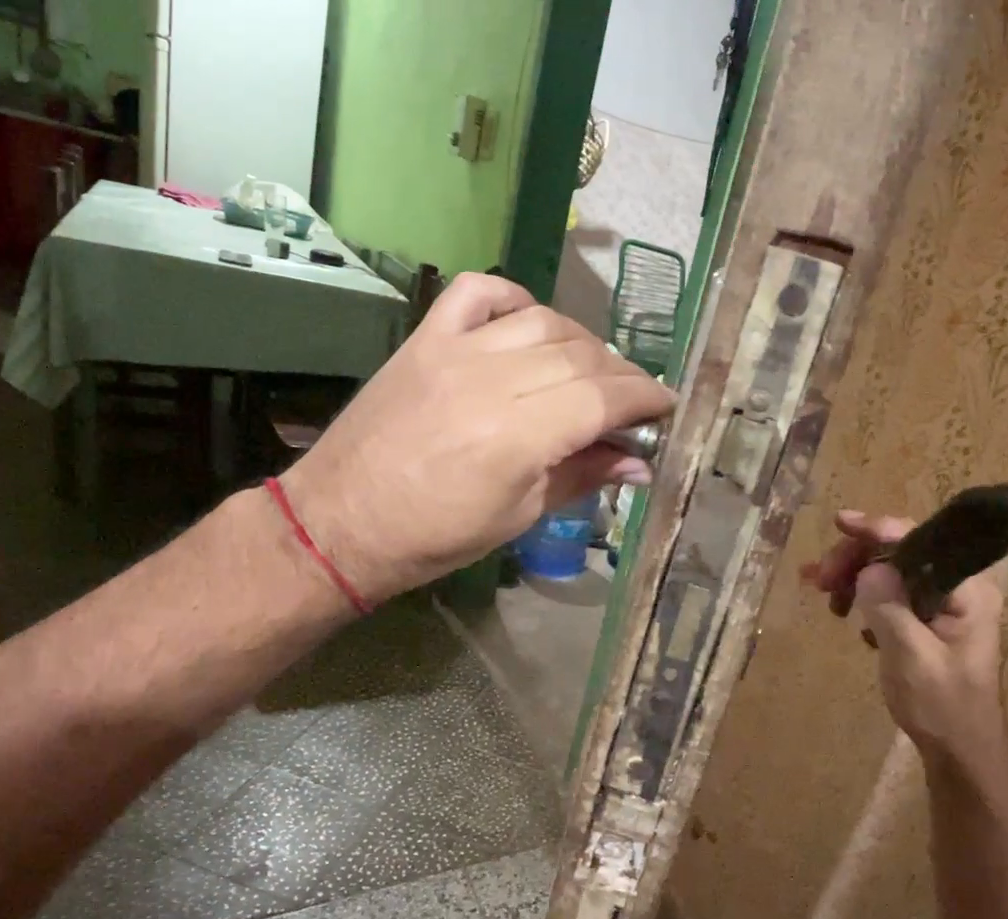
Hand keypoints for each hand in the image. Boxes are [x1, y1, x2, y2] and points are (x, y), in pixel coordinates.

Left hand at [280, 274, 672, 604]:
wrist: (341, 521)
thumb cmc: (435, 536)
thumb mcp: (518, 515)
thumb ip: (582, 475)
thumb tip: (639, 464)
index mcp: (516, 434)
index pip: (601, 397)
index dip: (644, 399)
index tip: (666, 408)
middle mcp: (490, 378)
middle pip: (580, 356)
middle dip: (622, 375)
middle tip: (635, 402)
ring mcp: (453, 350)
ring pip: (542, 321)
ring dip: (580, 342)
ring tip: (592, 371)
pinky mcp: (425, 339)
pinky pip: (479, 292)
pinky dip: (515, 298)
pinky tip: (531, 322)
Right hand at [802, 511, 1007, 765]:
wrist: (959, 752)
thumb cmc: (941, 707)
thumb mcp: (911, 657)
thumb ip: (890, 607)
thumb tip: (867, 570)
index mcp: (966, 590)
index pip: (919, 541)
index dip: (877, 529)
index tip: (840, 524)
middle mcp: (959, 589)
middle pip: (901, 553)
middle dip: (858, 559)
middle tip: (820, 579)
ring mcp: (945, 605)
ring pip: (893, 573)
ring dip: (856, 578)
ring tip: (827, 598)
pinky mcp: (929, 623)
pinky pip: (893, 595)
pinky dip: (866, 598)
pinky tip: (849, 617)